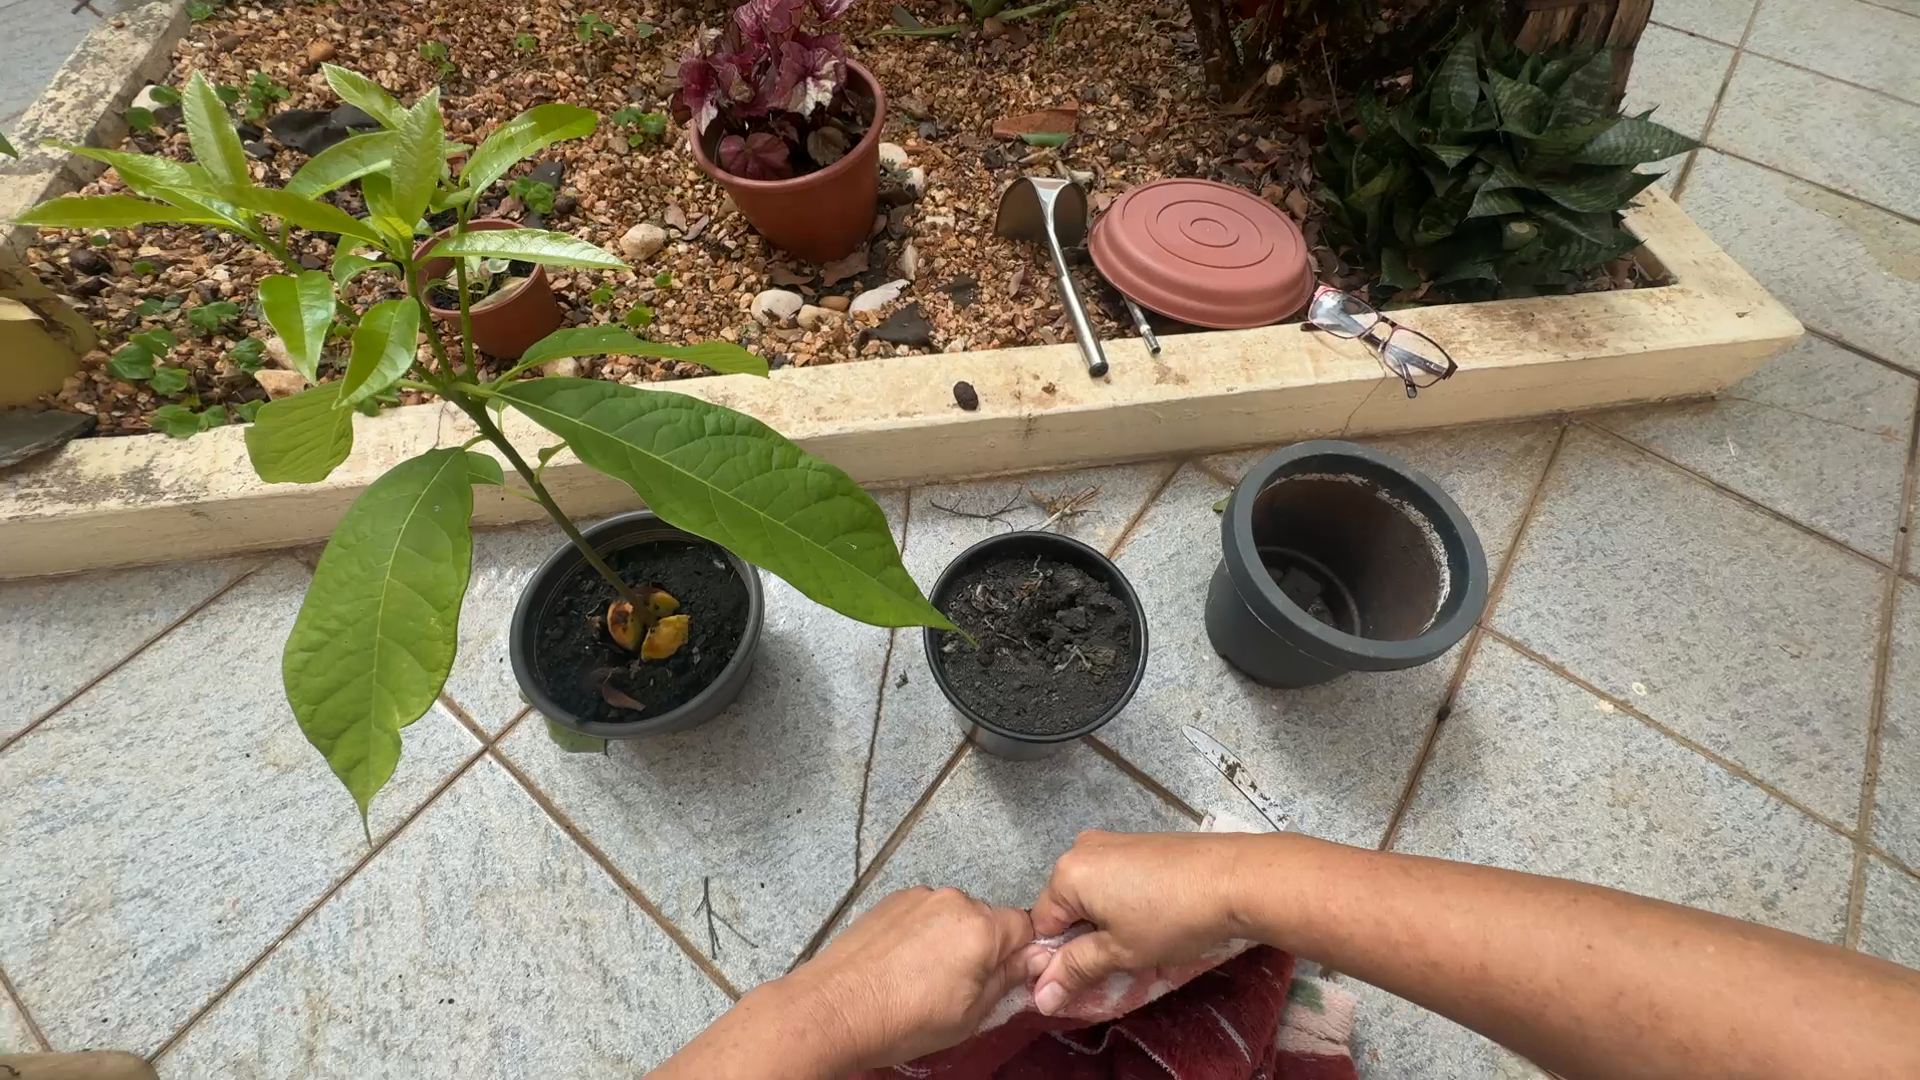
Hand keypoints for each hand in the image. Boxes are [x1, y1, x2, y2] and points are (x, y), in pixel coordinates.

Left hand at [771, 886, 1044, 1070]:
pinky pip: (924, 911)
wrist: (837, 1005)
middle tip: (961, 985)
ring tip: (923, 975)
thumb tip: (1033, 962)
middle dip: (983, 947)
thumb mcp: (971, 1015)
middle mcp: (954, 899)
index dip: (1022, 953)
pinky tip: (902, 961)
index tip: (1009, 978)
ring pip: (954, 915)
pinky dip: (922, 932)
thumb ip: (1008, 981)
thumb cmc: (906, 1018)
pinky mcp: (894, 898)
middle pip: (987, 919)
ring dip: (951, 938)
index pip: (1025, 926)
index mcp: (981, 926)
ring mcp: (921, 895)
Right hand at [1029, 830, 1252, 1013]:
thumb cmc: (1170, 918)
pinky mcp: (1133, 842)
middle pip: (1064, 906)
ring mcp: (1108, 841)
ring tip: (1137, 942)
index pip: (1040, 925)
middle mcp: (1080, 849)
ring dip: (1103, 921)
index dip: (1055, 958)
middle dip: (1082, 938)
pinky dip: (1120, 901)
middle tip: (1114, 964)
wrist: (1230, 877)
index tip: (1080, 980)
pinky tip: (1149, 916)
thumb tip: (1040, 996)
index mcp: (1067, 874)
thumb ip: (1075, 970)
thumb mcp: (1120, 952)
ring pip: (1090, 892)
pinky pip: (1111, 877)